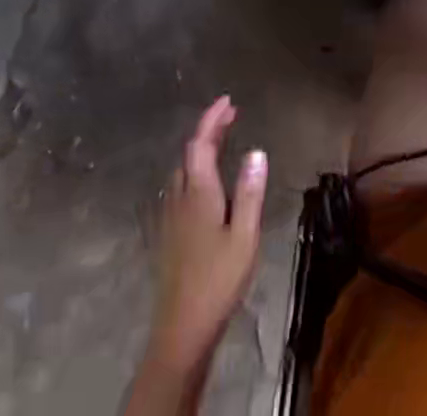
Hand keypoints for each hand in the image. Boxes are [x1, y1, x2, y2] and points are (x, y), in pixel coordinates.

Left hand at [147, 96, 267, 367]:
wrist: (183, 325)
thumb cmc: (219, 278)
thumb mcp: (245, 235)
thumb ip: (250, 192)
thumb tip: (256, 151)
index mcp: (198, 195)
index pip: (200, 146)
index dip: (212, 120)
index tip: (227, 101)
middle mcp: (180, 199)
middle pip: (189, 154)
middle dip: (208, 130)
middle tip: (232, 115)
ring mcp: (171, 217)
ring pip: (182, 171)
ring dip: (201, 149)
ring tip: (223, 138)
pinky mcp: (170, 232)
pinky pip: (180, 186)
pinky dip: (195, 168)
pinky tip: (207, 179)